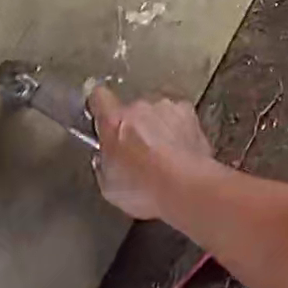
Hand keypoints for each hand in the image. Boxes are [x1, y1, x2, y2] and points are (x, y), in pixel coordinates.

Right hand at [88, 85, 216, 220]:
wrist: (186, 186)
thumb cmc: (145, 189)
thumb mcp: (109, 186)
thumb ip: (104, 163)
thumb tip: (106, 157)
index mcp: (113, 122)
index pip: (99, 97)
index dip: (99, 105)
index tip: (101, 115)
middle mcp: (139, 108)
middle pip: (130, 111)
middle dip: (132, 128)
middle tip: (137, 154)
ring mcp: (165, 107)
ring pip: (155, 113)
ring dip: (156, 127)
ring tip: (163, 156)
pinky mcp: (188, 112)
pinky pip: (177, 116)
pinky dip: (177, 128)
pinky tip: (180, 150)